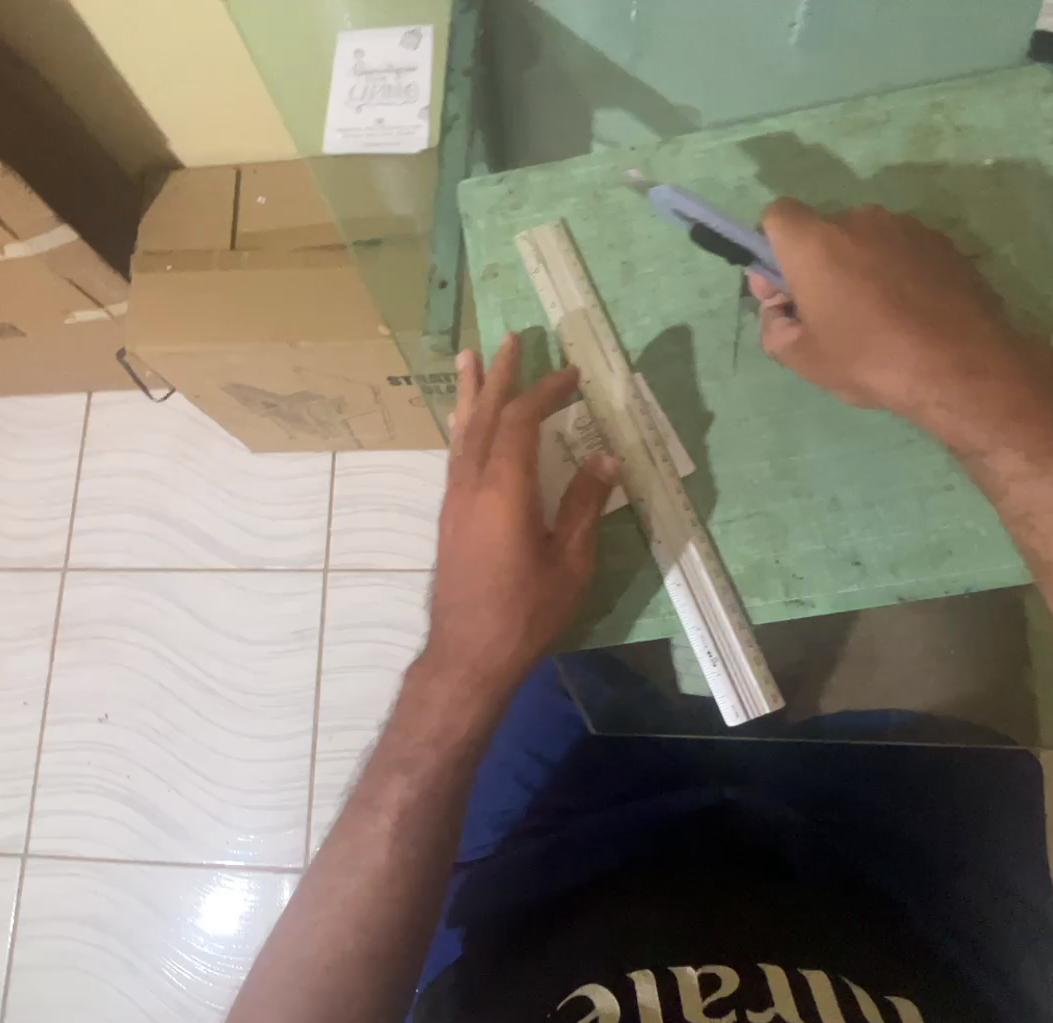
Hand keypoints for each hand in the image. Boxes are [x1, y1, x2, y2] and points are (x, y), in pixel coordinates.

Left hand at [418, 334, 618, 697]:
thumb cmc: (525, 612)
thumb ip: (583, 506)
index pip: (521, 420)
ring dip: (469, 393)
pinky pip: (455, 456)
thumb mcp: (570, 563)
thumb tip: (604, 458)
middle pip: (482, 414)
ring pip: (461, 432)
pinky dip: (462, 428)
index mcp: (505, 489)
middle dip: (497, 375)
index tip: (570, 375)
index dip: (545, 391)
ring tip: (468, 358)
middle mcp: (471, 483)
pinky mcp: (448, 515)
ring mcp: (454, 498)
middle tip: (508, 339)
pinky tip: (463, 423)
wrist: (468, 652)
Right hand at [749, 198, 1052, 442]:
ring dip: (854, 269)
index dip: (771, 248)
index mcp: (815, 244)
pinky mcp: (941, 242)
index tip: (781, 287)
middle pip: (821, 232)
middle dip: (814, 264)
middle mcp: (859, 220)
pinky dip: (890, 273)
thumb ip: (772, 324)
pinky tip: (902, 314)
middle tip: (824, 313)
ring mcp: (905, 227)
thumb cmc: (866, 359)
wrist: (959, 365)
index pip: (776, 215)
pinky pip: (898, 251)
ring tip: (869, 317)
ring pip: (862, 241)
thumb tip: (779, 307)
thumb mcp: (799, 357)